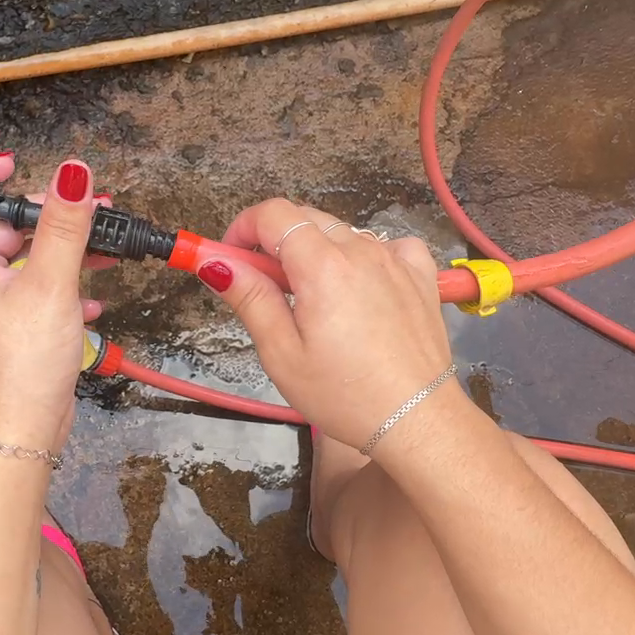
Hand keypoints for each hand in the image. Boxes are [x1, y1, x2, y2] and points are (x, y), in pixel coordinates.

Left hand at [0, 155, 99, 452]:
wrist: (21, 433)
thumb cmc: (22, 364)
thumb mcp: (49, 286)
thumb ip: (63, 227)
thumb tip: (74, 172)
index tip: (13, 165)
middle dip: (45, 214)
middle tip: (90, 211)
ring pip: (23, 257)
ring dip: (63, 249)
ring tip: (108, 247)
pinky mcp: (10, 326)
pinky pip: (35, 289)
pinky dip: (64, 285)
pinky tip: (96, 299)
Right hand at [202, 199, 459, 450]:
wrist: (417, 420)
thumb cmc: (344, 396)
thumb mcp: (282, 354)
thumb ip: (249, 298)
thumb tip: (214, 261)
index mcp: (322, 267)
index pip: (273, 214)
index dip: (243, 227)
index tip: (230, 257)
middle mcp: (361, 250)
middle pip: (305, 218)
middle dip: (273, 240)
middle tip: (263, 285)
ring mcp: (395, 259)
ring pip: (342, 231)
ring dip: (315, 249)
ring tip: (311, 298)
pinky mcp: (420, 275)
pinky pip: (386, 244)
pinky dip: (363, 254)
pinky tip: (360, 284)